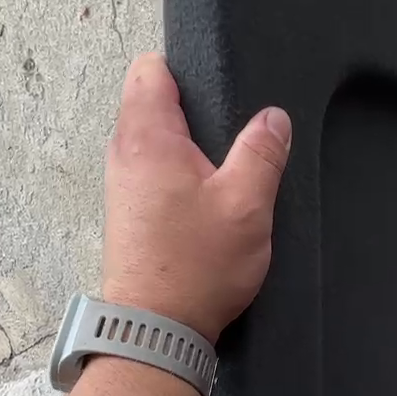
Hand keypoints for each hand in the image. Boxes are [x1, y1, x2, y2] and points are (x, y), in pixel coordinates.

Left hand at [102, 53, 291, 342]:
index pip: (152, 69)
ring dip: (189, 156)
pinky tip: (207, 212)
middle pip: (154, 106)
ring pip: (156, 147)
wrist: (158, 326)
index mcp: (147, 135)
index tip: (221, 96)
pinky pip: (155, 180)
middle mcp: (124, 154)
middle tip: (235, 145)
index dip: (188, 73)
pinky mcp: (129, 216)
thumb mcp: (246, 204)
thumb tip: (274, 119)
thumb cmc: (197, 266)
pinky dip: (180, 184)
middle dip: (196, 117)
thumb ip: (263, 154)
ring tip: (225, 182)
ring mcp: (122, 186)